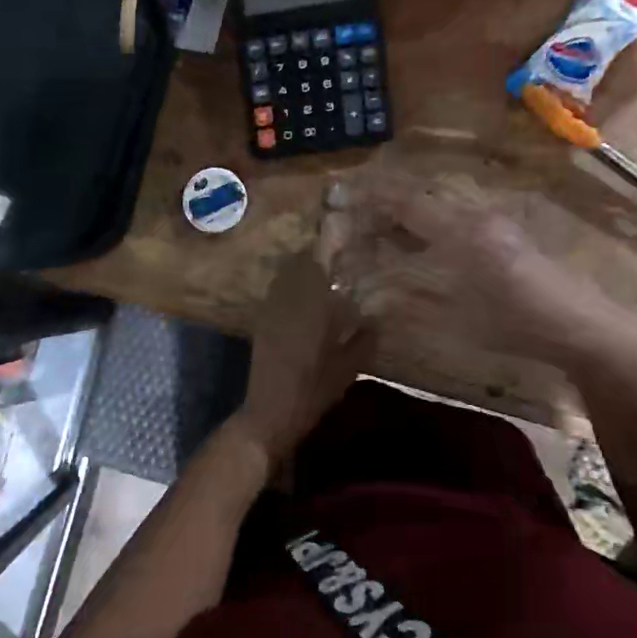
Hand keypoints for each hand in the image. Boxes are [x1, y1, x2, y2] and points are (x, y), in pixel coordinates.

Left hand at [232, 252, 375, 464]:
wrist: (271, 411)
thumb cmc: (314, 389)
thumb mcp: (350, 365)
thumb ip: (364, 337)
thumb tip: (375, 318)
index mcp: (310, 303)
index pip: (316, 259)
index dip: (328, 240)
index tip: (342, 226)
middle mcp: (286, 298)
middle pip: (298, 261)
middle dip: (317, 252)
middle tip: (338, 250)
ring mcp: (270, 308)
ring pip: (285, 275)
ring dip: (303, 268)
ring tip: (325, 271)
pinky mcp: (261, 321)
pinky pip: (277, 291)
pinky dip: (292, 286)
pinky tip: (307, 296)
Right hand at [328, 169, 636, 370]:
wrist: (581, 326)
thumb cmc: (512, 323)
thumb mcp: (451, 315)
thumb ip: (404, 293)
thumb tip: (363, 283)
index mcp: (459, 231)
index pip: (405, 202)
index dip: (370, 197)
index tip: (341, 195)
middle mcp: (475, 216)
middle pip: (420, 196)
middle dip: (383, 202)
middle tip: (354, 214)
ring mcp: (493, 221)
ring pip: (439, 204)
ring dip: (405, 211)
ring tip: (379, 227)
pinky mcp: (505, 232)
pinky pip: (455, 215)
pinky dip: (427, 222)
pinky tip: (418, 243)